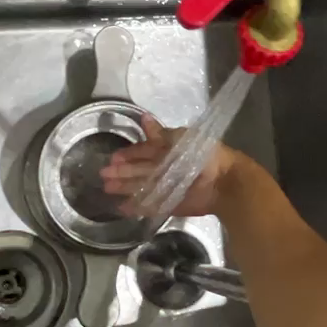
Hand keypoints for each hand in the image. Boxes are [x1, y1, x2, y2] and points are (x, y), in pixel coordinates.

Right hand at [100, 117, 239, 218]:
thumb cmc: (203, 156)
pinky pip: (150, 206)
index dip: (128, 155)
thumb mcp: (180, 139)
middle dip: (121, 172)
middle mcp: (165, 169)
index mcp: (168, 151)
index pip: (143, 152)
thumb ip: (160, 134)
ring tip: (107, 189)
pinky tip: (121, 208)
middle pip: (139, 171)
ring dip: (124, 188)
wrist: (223, 183)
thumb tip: (144, 118)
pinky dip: (136, 207)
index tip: (112, 158)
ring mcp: (166, 188)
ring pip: (141, 187)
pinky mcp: (170, 204)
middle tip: (103, 175)